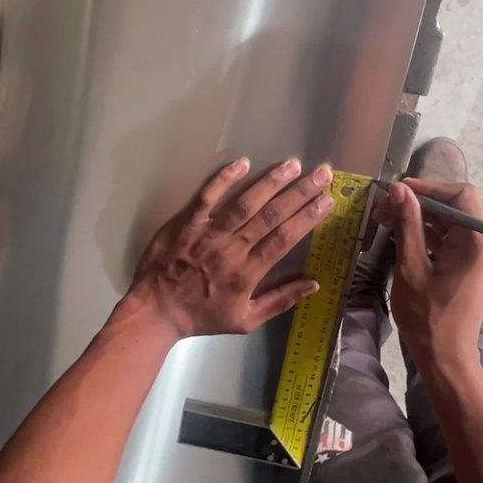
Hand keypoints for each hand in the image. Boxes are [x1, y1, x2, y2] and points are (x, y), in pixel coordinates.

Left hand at [125, 158, 336, 338]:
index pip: (285, 239)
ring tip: (293, 165)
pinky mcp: (187, 222)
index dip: (308, 218)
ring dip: (270, 182)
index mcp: (248, 273)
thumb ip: (279, 301)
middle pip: (271, 216)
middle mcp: (232, 249)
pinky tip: (243, 162)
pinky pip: (207, 197)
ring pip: (245, 203)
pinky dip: (225, 179)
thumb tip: (312, 284)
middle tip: (322, 173)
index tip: (328, 201)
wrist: (155, 310)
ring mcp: (208, 233)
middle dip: (299, 193)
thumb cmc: (201, 316)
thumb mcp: (245, 320)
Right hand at [375, 178, 482, 368]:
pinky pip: (449, 239)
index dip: (429, 186)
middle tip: (383, 209)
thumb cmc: (427, 317)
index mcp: (476, 242)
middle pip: (454, 206)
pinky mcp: (469, 267)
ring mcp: (478, 257)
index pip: (461, 194)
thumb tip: (399, 190)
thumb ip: (408, 225)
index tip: (398, 192)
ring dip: (419, 218)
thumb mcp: (411, 268)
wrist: (446, 358)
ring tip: (385, 221)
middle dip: (418, 202)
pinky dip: (426, 234)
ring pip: (449, 222)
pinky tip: (400, 237)